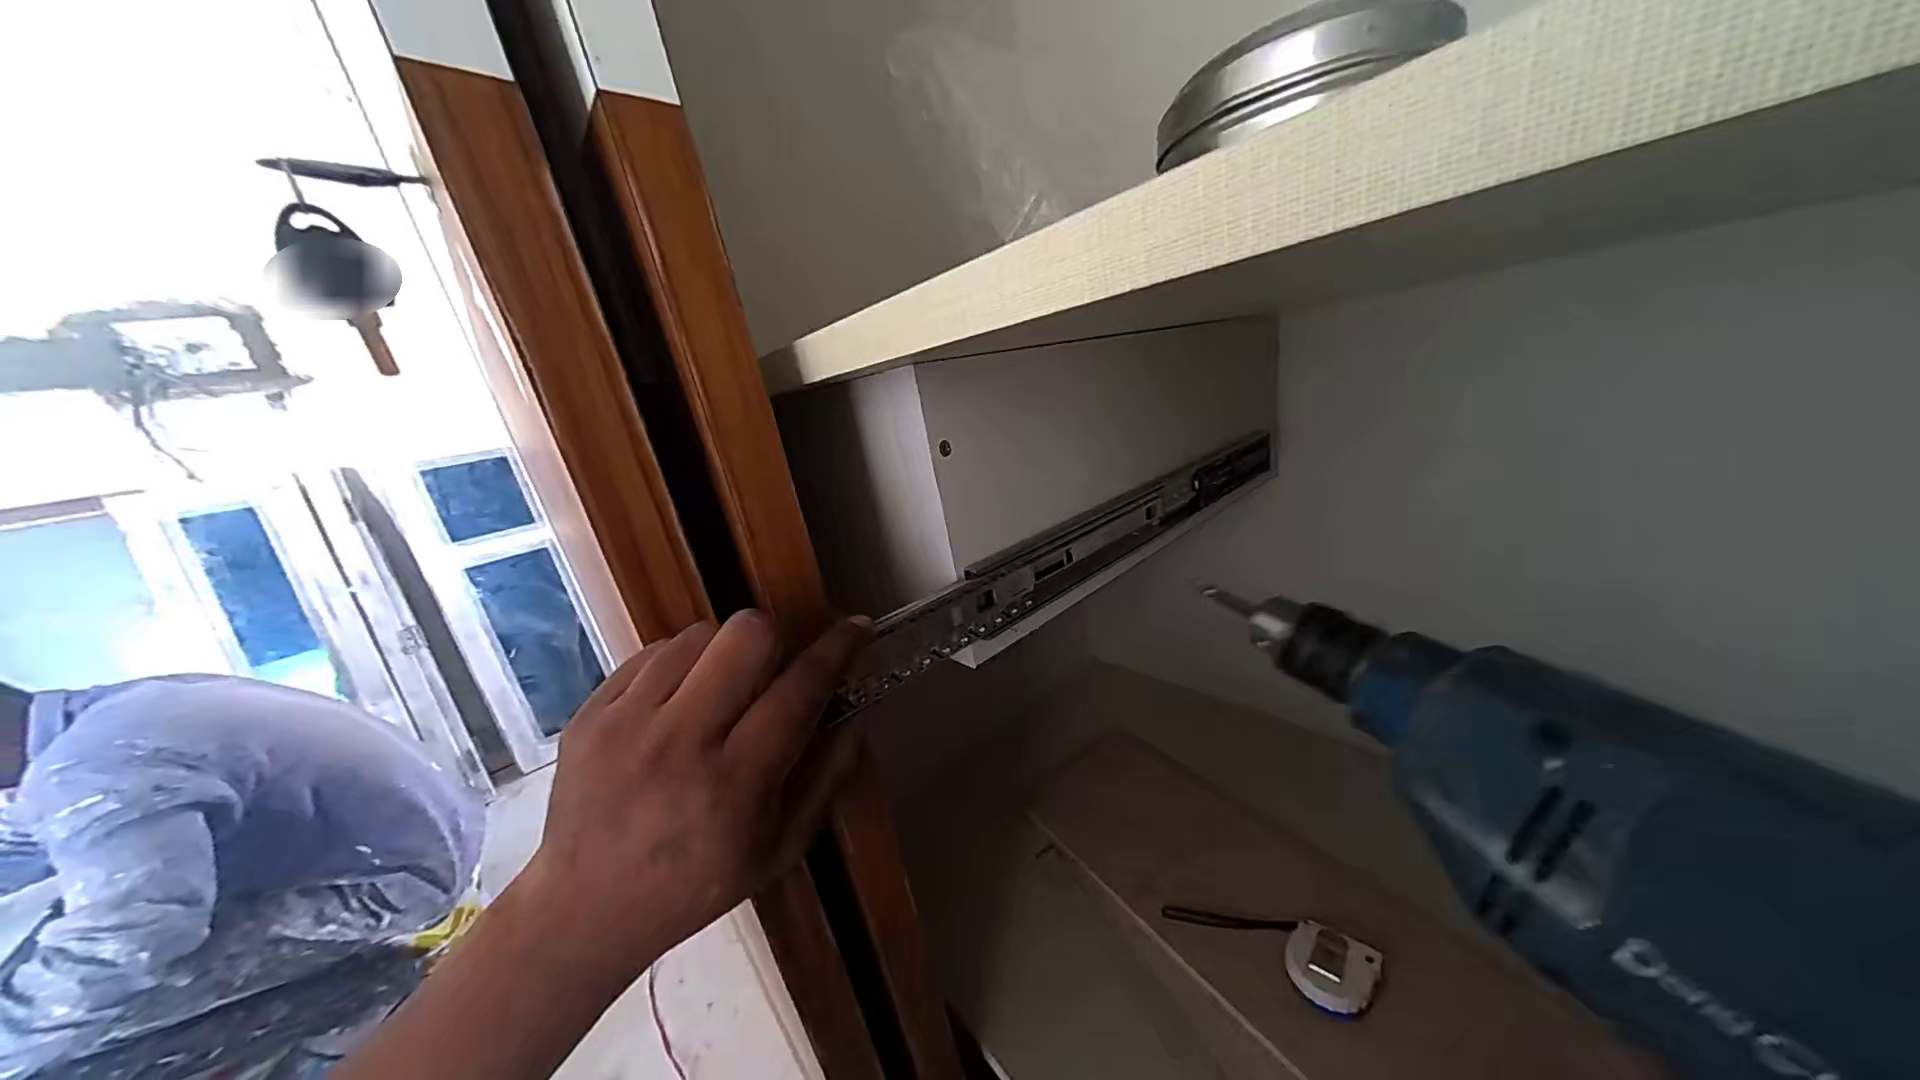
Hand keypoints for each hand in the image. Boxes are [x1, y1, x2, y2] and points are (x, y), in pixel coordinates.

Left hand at [511, 611, 871, 989]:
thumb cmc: (695, 884)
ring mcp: (627, 722)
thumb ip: (827, 778)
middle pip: (746, 635)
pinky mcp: (592, 712)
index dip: (837, 648)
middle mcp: (680, 742)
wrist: (583, 909)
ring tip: (721, 688)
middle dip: (776, 636)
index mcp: (735, 783)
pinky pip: (654, 651)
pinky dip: (681, 663)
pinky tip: (680, 700)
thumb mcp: (779, 849)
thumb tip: (856, 716)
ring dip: (726, 650)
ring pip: (699, 634)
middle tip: (773, 666)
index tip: (857, 625)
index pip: (799, 689)